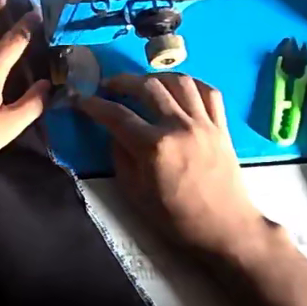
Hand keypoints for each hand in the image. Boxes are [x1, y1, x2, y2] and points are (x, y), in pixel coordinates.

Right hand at [76, 73, 275, 265]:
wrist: (225, 228)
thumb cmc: (176, 218)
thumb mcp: (135, 194)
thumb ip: (120, 158)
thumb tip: (115, 133)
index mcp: (154, 147)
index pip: (117, 115)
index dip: (94, 105)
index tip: (81, 99)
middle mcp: (179, 126)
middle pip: (147, 87)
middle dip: (122, 81)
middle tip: (109, 85)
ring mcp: (204, 123)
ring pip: (179, 81)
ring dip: (156, 76)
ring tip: (143, 83)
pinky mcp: (221, 126)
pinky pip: (209, 92)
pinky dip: (191, 84)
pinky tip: (178, 89)